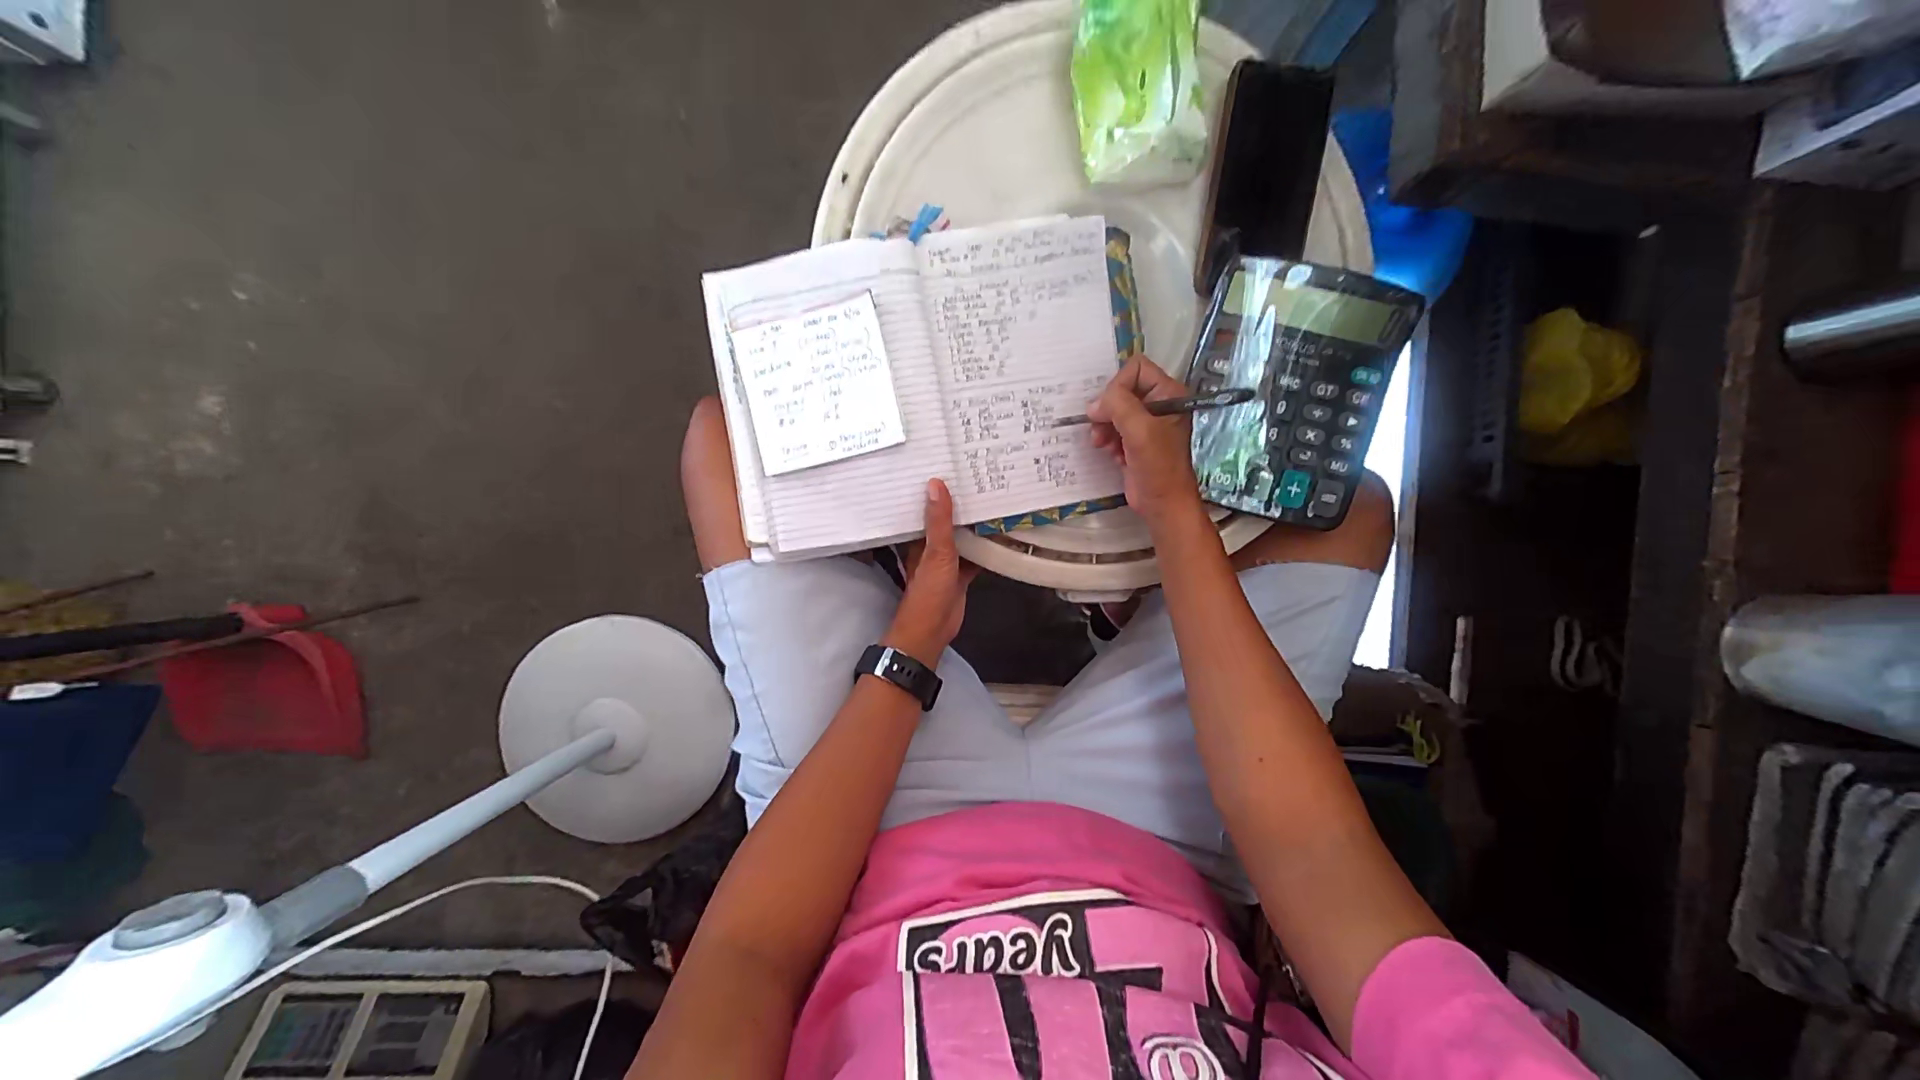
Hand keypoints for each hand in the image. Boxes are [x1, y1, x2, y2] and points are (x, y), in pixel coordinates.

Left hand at [883, 479, 978, 666]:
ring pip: (963, 537)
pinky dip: (986, 547)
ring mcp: (948, 561)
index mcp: (921, 538)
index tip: (951, 465)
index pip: (928, 507)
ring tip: (994, 498)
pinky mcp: (961, 574)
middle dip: (960, 503)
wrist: (932, 630)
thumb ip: (939, 521)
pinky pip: (975, 555)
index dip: (938, 489)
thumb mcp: (937, 552)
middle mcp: (932, 546)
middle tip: (980, 477)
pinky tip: (1002, 533)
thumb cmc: (929, 591)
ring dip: (974, 524)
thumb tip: (935, 483)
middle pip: (948, 520)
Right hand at [1086, 356, 1207, 533]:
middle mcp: (1157, 404)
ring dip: (1104, 427)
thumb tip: (1095, 404)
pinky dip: (1107, 440)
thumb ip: (1118, 405)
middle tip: (1101, 429)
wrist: (1162, 503)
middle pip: (1121, 389)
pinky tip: (1111, 453)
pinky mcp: (1134, 440)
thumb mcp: (1140, 430)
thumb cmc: (1158, 467)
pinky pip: (1112, 428)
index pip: (1136, 369)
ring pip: (1113, 410)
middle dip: (1107, 410)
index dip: (1118, 386)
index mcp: (1168, 393)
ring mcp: (1145, 423)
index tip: (1111, 409)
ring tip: (1104, 444)